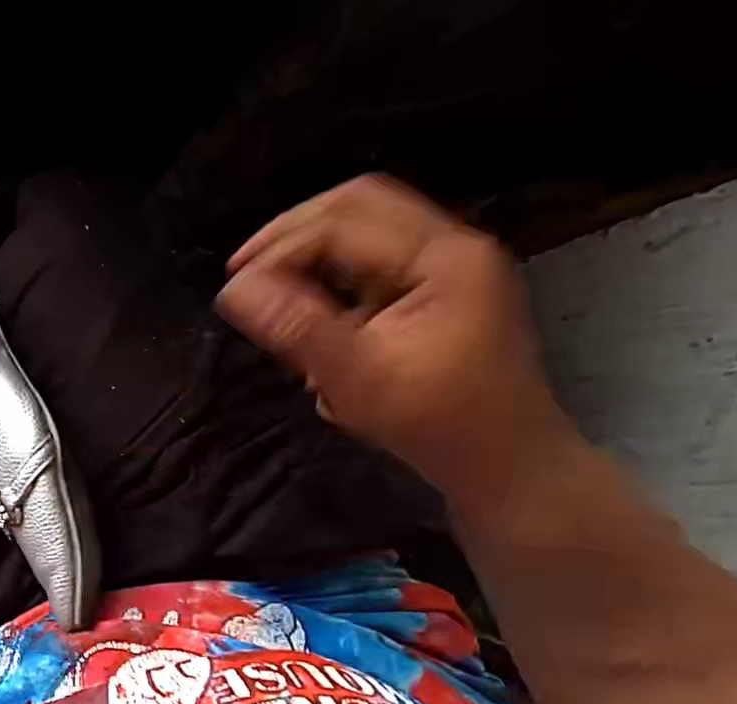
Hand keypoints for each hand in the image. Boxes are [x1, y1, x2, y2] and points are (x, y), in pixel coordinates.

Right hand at [214, 174, 575, 496]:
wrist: (502, 461)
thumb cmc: (434, 422)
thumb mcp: (356, 375)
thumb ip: (294, 326)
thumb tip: (234, 290)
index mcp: (444, 255)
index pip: (344, 220)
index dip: (281, 247)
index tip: (235, 285)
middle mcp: (450, 247)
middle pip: (357, 210)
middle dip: (293, 238)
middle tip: (245, 273)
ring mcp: (447, 271)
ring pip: (364, 239)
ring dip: (312, 264)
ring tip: (274, 302)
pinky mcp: (436, 297)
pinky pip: (373, 272)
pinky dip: (333, 289)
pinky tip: (312, 327)